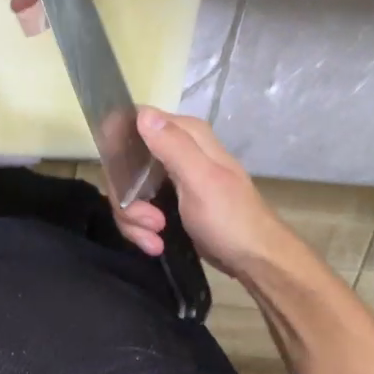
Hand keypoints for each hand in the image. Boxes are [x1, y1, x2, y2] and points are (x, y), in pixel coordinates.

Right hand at [113, 107, 296, 277]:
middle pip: (127, 166)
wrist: (252, 260)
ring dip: (135, 220)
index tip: (121, 180)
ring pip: (130, 193)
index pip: (138, 124)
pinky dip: (142, 230)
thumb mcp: (201, 180)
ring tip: (156, 235)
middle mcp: (177, 152)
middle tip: (150, 220)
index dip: (121, 149)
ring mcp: (171, 180)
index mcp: (188, 136)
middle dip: (130, 199)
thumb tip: (142, 113)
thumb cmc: (230, 219)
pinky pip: (138, 211)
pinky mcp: (168, 205)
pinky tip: (156, 243)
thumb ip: (173, 146)